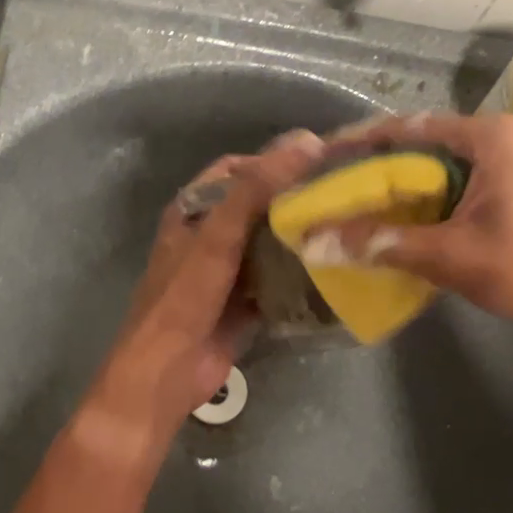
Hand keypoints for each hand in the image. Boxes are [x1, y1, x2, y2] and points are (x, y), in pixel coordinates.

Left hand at [91, 132, 323, 429]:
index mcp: (192, 212)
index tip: (315, 164)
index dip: (270, 163)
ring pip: (268, 246)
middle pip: (257, 208)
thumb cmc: (185, 296)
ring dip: (298, 239)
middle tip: (341, 197)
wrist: (167, 370)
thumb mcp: (218, 235)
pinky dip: (298, 278)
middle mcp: (208, 238)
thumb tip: (306, 142)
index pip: (235, 171)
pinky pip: (275, 283)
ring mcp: (226, 273)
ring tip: (345, 228)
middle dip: (293, 202)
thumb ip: (257, 189)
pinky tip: (332, 271)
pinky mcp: (242, 306)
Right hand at [315, 114, 512, 356]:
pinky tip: (412, 227)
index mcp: (491, 137)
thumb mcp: (448, 257)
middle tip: (338, 191)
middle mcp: (508, 139)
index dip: (361, 142)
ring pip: (448, 169)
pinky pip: (469, 186)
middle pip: (428, 146)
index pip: (409, 127)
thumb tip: (313, 242)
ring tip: (364, 211)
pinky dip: (436, 203)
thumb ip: (379, 243)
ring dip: (408, 190)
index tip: (321, 158)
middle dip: (381, 170)